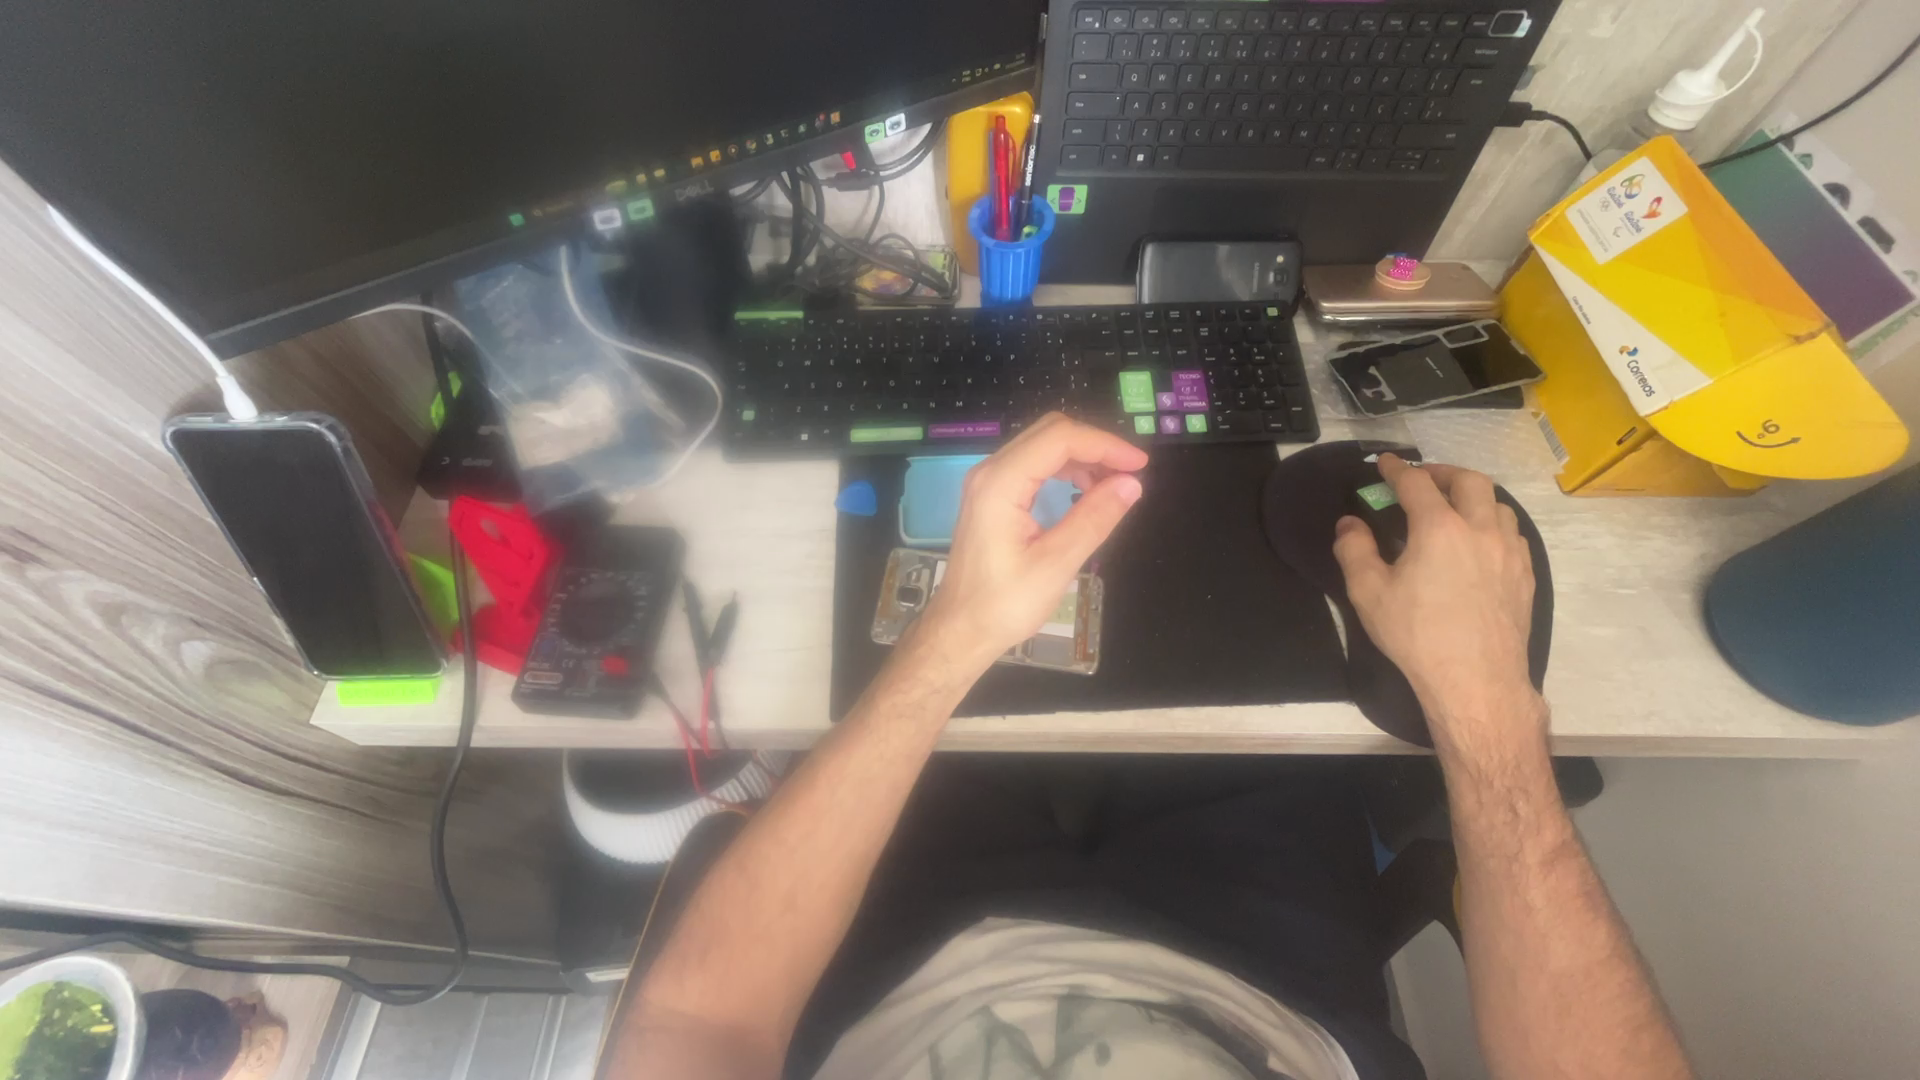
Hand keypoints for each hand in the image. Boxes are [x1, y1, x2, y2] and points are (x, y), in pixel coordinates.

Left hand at [912, 413, 1147, 675]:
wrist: (961, 629)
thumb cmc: (1004, 604)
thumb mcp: (1056, 564)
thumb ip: (1094, 518)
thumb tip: (1131, 484)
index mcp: (1000, 483)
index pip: (1060, 439)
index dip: (1105, 444)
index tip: (1140, 466)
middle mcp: (990, 472)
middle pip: (1050, 433)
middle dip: (1095, 446)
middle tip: (1130, 473)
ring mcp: (988, 482)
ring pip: (1042, 447)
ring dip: (1081, 457)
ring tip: (1114, 485)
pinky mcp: (992, 496)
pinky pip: (1033, 466)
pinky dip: (1064, 470)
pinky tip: (1086, 492)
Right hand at [1331, 454, 1542, 752]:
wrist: (1475, 679)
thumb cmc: (1415, 634)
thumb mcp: (1368, 592)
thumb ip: (1354, 550)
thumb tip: (1349, 524)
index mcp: (1439, 529)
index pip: (1417, 485)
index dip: (1397, 470)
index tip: (1384, 464)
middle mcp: (1480, 530)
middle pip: (1470, 481)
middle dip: (1442, 472)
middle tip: (1421, 480)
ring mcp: (1509, 552)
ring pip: (1498, 504)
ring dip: (1472, 496)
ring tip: (1451, 508)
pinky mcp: (1524, 574)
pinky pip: (1511, 532)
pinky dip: (1491, 522)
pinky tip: (1476, 542)